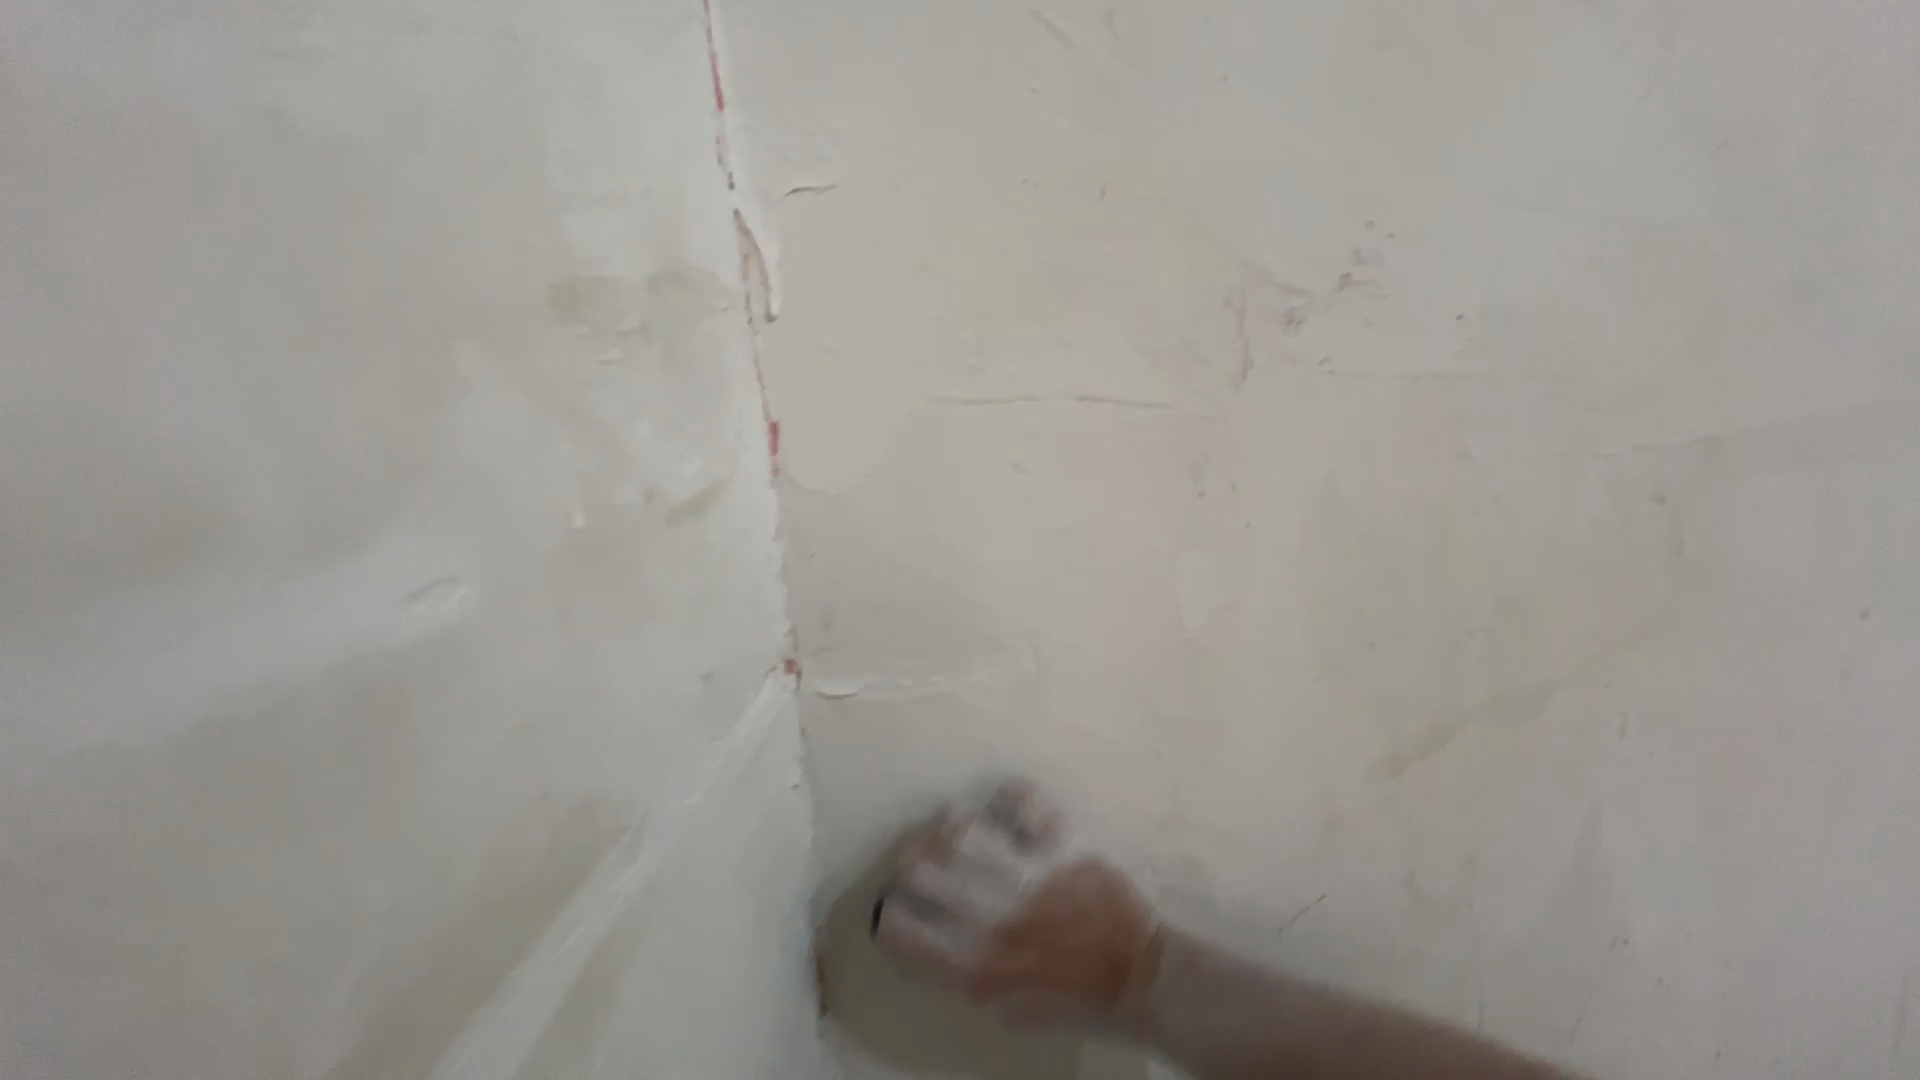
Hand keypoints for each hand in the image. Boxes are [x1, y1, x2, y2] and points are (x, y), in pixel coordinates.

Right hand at [871, 781, 1162, 1030]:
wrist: (1142, 976)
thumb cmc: (1075, 997)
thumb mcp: (1007, 1007)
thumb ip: (961, 973)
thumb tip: (925, 936)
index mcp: (975, 966)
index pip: (898, 926)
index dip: (893, 909)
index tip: (904, 902)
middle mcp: (992, 918)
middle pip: (918, 865)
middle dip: (915, 856)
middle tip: (929, 854)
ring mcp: (1027, 877)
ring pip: (959, 828)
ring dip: (953, 825)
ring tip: (963, 828)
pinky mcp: (1061, 846)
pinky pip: (1021, 799)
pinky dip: (1012, 797)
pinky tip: (1011, 808)